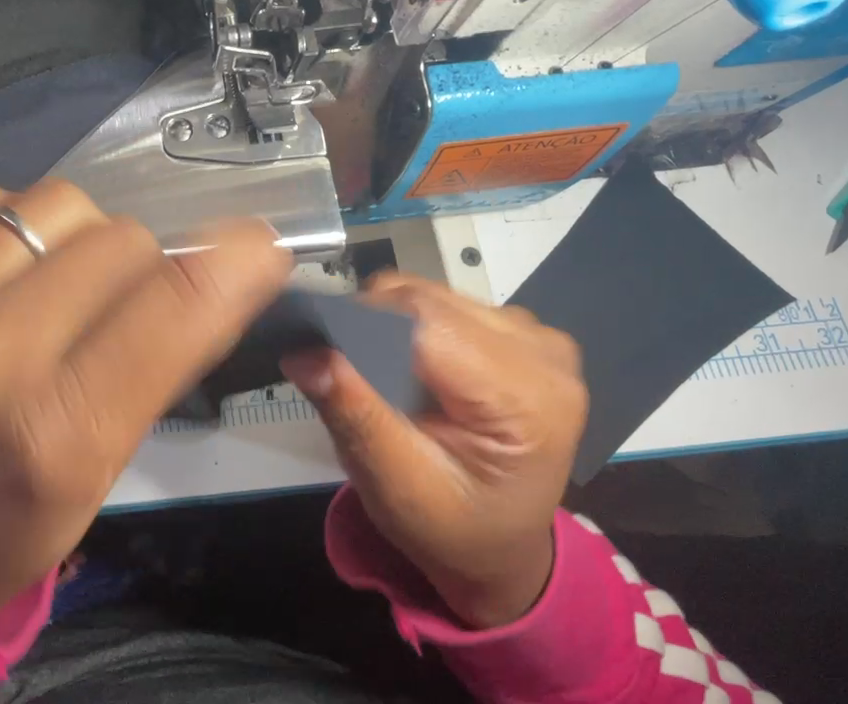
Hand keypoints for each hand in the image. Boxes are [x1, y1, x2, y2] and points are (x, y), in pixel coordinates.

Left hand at [0, 180, 292, 668]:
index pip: (173, 304)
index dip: (234, 262)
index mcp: (52, 433)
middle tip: (133, 300)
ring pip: (56, 202)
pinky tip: (8, 269)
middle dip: (151, 263)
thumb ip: (155, 365)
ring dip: (85, 235)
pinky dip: (16, 225)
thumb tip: (221, 269)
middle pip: (121, 239)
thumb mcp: (96, 475)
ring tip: (65, 280)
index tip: (258, 248)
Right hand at [279, 272, 585, 627]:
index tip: (317, 344)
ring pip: (432, 296)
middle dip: (373, 325)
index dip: (363, 321)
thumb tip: (304, 352)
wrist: (500, 552)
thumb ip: (356, 414)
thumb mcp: (394, 485)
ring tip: (378, 374)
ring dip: (391, 324)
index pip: (427, 321)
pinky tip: (411, 370)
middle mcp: (543, 353)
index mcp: (526, 397)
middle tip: (341, 368)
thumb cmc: (451, 528)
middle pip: (429, 302)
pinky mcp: (522, 332)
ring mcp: (537, 337)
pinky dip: (413, 327)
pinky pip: (446, 304)